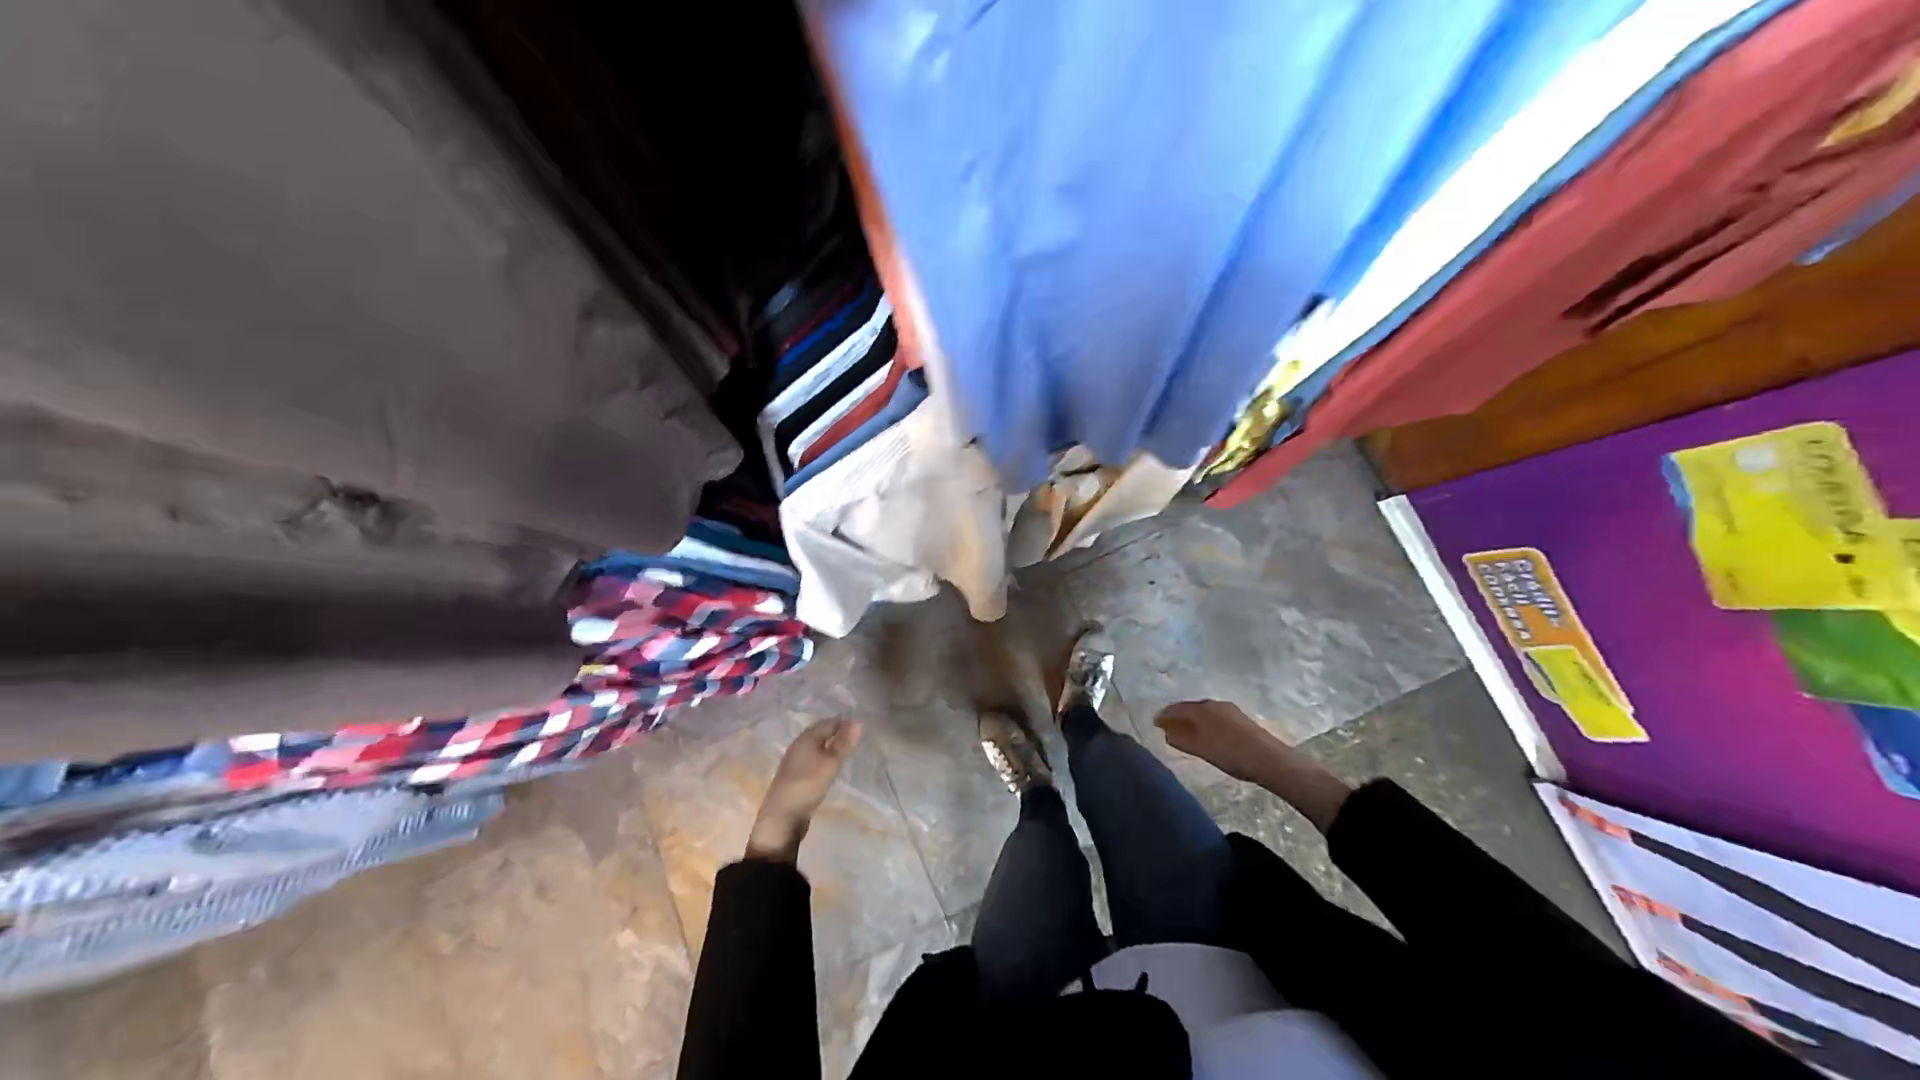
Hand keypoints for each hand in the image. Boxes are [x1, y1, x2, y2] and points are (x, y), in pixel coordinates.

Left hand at [746, 718, 863, 862]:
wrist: (782, 818)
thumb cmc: (807, 785)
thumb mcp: (830, 764)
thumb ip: (844, 743)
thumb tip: (858, 722)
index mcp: (805, 739)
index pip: (828, 723)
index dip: (844, 723)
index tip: (860, 729)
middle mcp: (798, 746)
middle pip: (820, 733)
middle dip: (837, 733)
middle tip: (856, 739)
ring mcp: (794, 761)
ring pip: (816, 747)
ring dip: (830, 747)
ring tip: (846, 752)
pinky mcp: (794, 775)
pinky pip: (812, 759)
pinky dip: (823, 758)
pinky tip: (830, 767)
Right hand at [1154, 700, 1287, 782]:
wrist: (1268, 759)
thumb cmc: (1230, 754)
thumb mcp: (1200, 749)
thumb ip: (1180, 739)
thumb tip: (1166, 731)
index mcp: (1200, 709)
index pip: (1176, 708)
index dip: (1164, 715)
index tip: (1155, 722)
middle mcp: (1212, 704)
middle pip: (1189, 707)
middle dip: (1177, 714)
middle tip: (1168, 724)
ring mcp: (1228, 709)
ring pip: (1203, 710)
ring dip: (1192, 718)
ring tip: (1186, 729)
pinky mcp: (1239, 717)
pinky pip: (1214, 715)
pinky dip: (1204, 721)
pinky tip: (1207, 731)